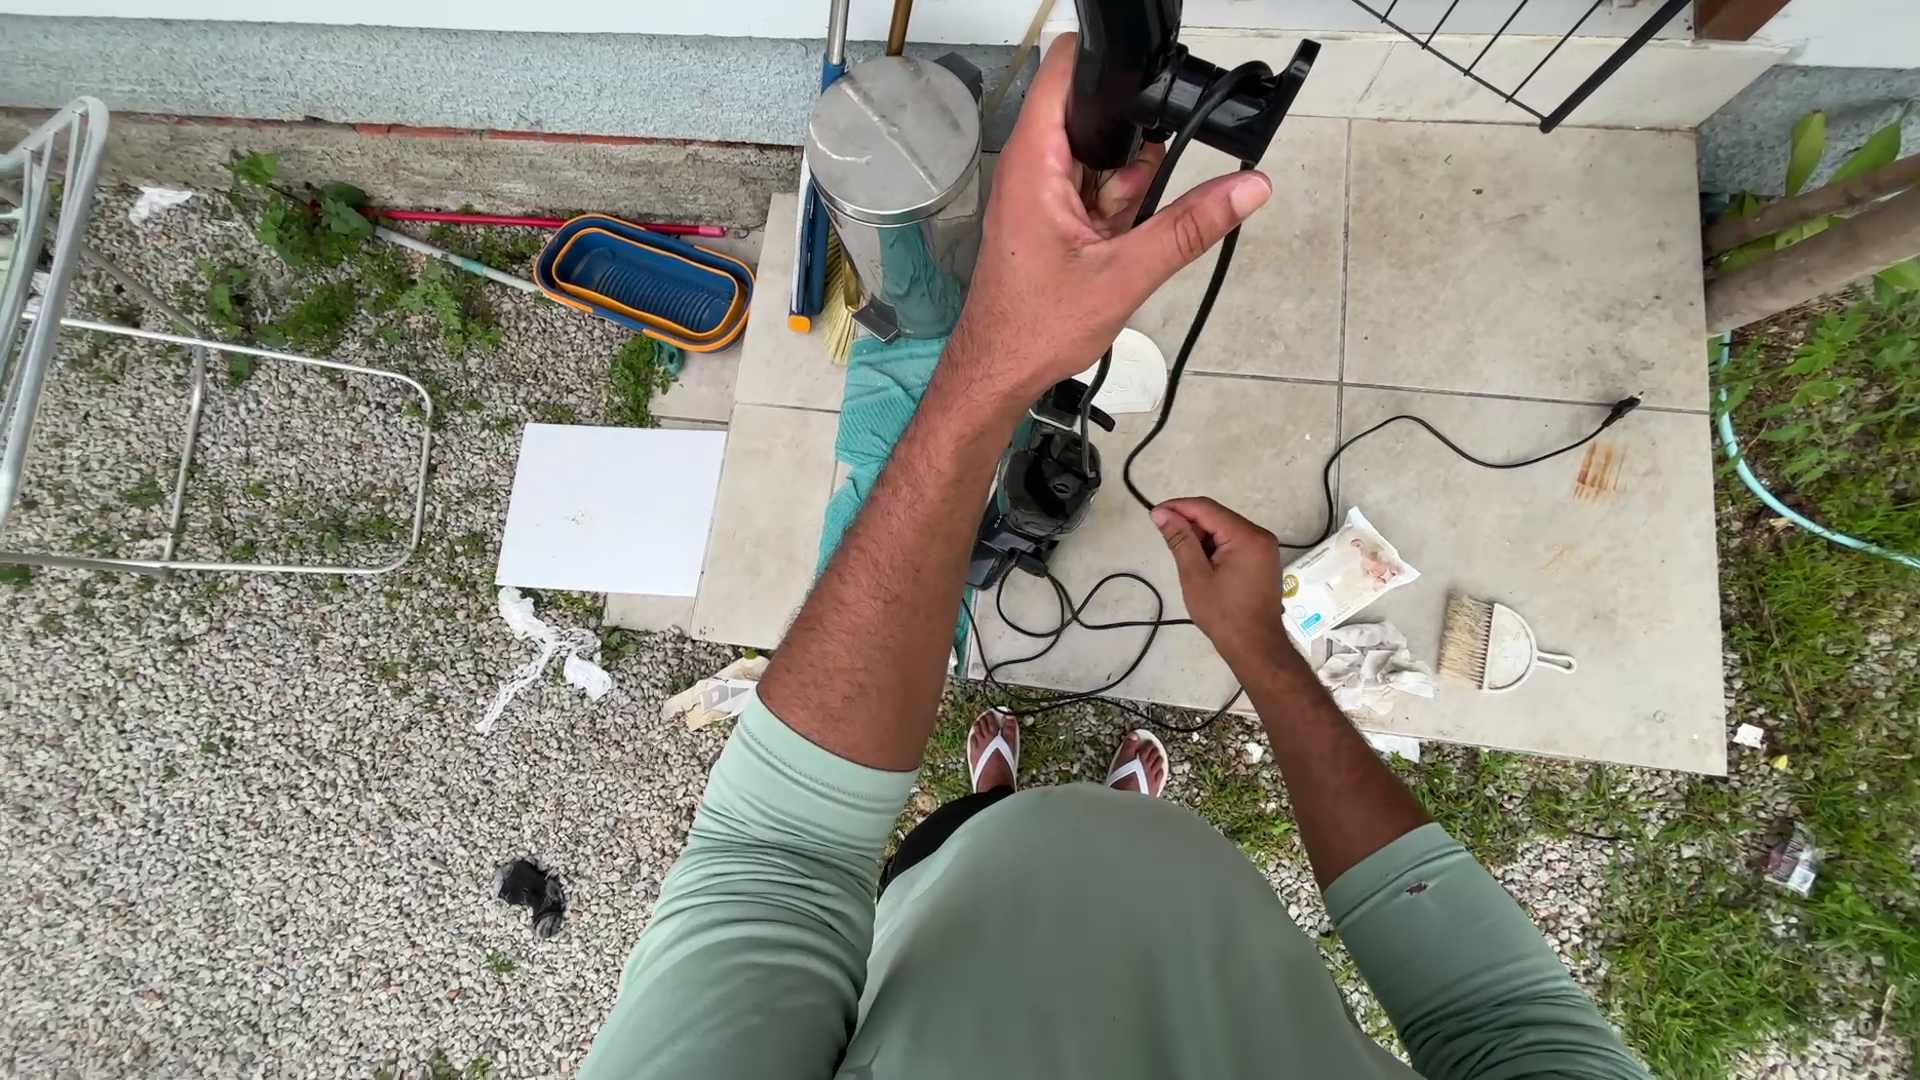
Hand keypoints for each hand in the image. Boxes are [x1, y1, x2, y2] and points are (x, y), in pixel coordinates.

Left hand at [948, 33, 1273, 403]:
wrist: (998, 373)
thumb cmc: (1033, 331)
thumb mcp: (1123, 277)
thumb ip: (1188, 228)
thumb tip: (1245, 190)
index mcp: (1035, 163)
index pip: (1066, 69)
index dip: (1111, 65)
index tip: (1151, 85)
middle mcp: (1030, 170)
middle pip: (1096, 119)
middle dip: (1129, 154)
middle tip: (1130, 207)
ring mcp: (1036, 196)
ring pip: (1098, 163)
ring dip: (1122, 195)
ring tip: (1111, 243)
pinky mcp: (1044, 221)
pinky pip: (1089, 195)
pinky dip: (1110, 217)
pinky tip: (1107, 252)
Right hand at [1151, 497, 1293, 674]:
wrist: (1255, 646)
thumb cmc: (1223, 613)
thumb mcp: (1195, 575)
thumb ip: (1179, 540)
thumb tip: (1162, 514)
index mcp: (1246, 536)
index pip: (1207, 509)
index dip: (1178, 507)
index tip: (1154, 514)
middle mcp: (1260, 536)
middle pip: (1217, 517)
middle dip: (1189, 522)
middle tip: (1165, 536)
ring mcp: (1264, 548)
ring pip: (1224, 529)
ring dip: (1200, 535)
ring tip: (1180, 553)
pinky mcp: (1262, 560)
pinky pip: (1233, 542)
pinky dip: (1213, 546)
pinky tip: (1199, 560)